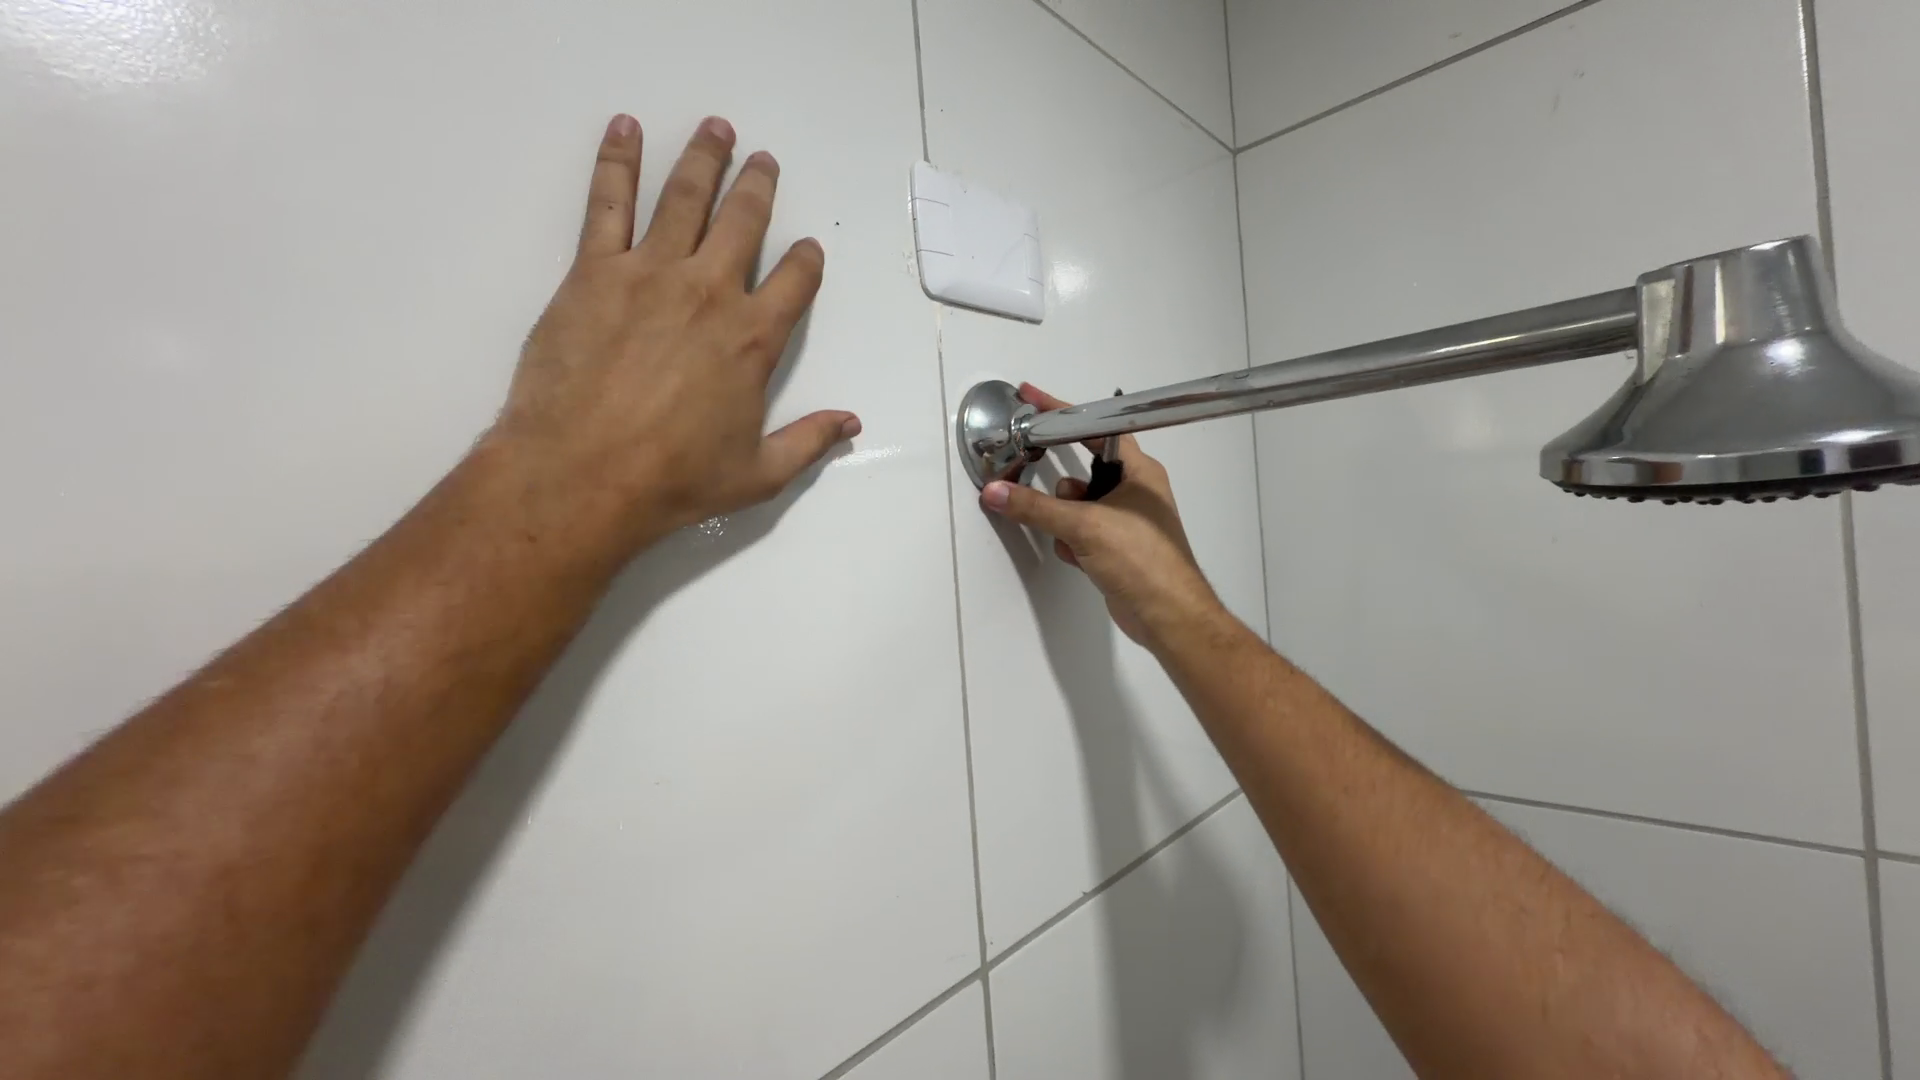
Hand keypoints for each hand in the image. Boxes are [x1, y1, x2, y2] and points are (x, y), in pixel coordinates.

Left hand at [483, 114, 857, 555]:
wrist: (582, 475)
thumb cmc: (676, 479)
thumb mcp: (759, 473)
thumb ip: (810, 441)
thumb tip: (852, 424)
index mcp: (754, 339)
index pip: (796, 280)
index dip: (807, 260)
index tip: (808, 248)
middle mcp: (710, 292)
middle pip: (744, 222)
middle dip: (759, 187)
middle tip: (764, 161)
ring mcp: (650, 274)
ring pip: (685, 198)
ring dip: (704, 159)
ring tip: (716, 129)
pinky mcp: (594, 271)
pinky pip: (608, 203)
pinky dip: (618, 161)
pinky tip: (626, 130)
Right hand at [979, 385, 1221, 646]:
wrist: (1166, 616)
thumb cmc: (1142, 560)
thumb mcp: (1084, 526)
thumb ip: (1035, 507)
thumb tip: (996, 492)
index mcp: (1139, 471)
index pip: (1095, 428)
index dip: (1062, 414)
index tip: (1031, 400)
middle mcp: (1134, 491)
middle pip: (1082, 469)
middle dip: (1061, 487)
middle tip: (1041, 487)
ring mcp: (1125, 521)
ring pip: (1078, 504)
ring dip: (1064, 518)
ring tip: (1068, 535)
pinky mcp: (1115, 549)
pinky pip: (1080, 531)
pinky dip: (1071, 541)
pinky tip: (1074, 556)